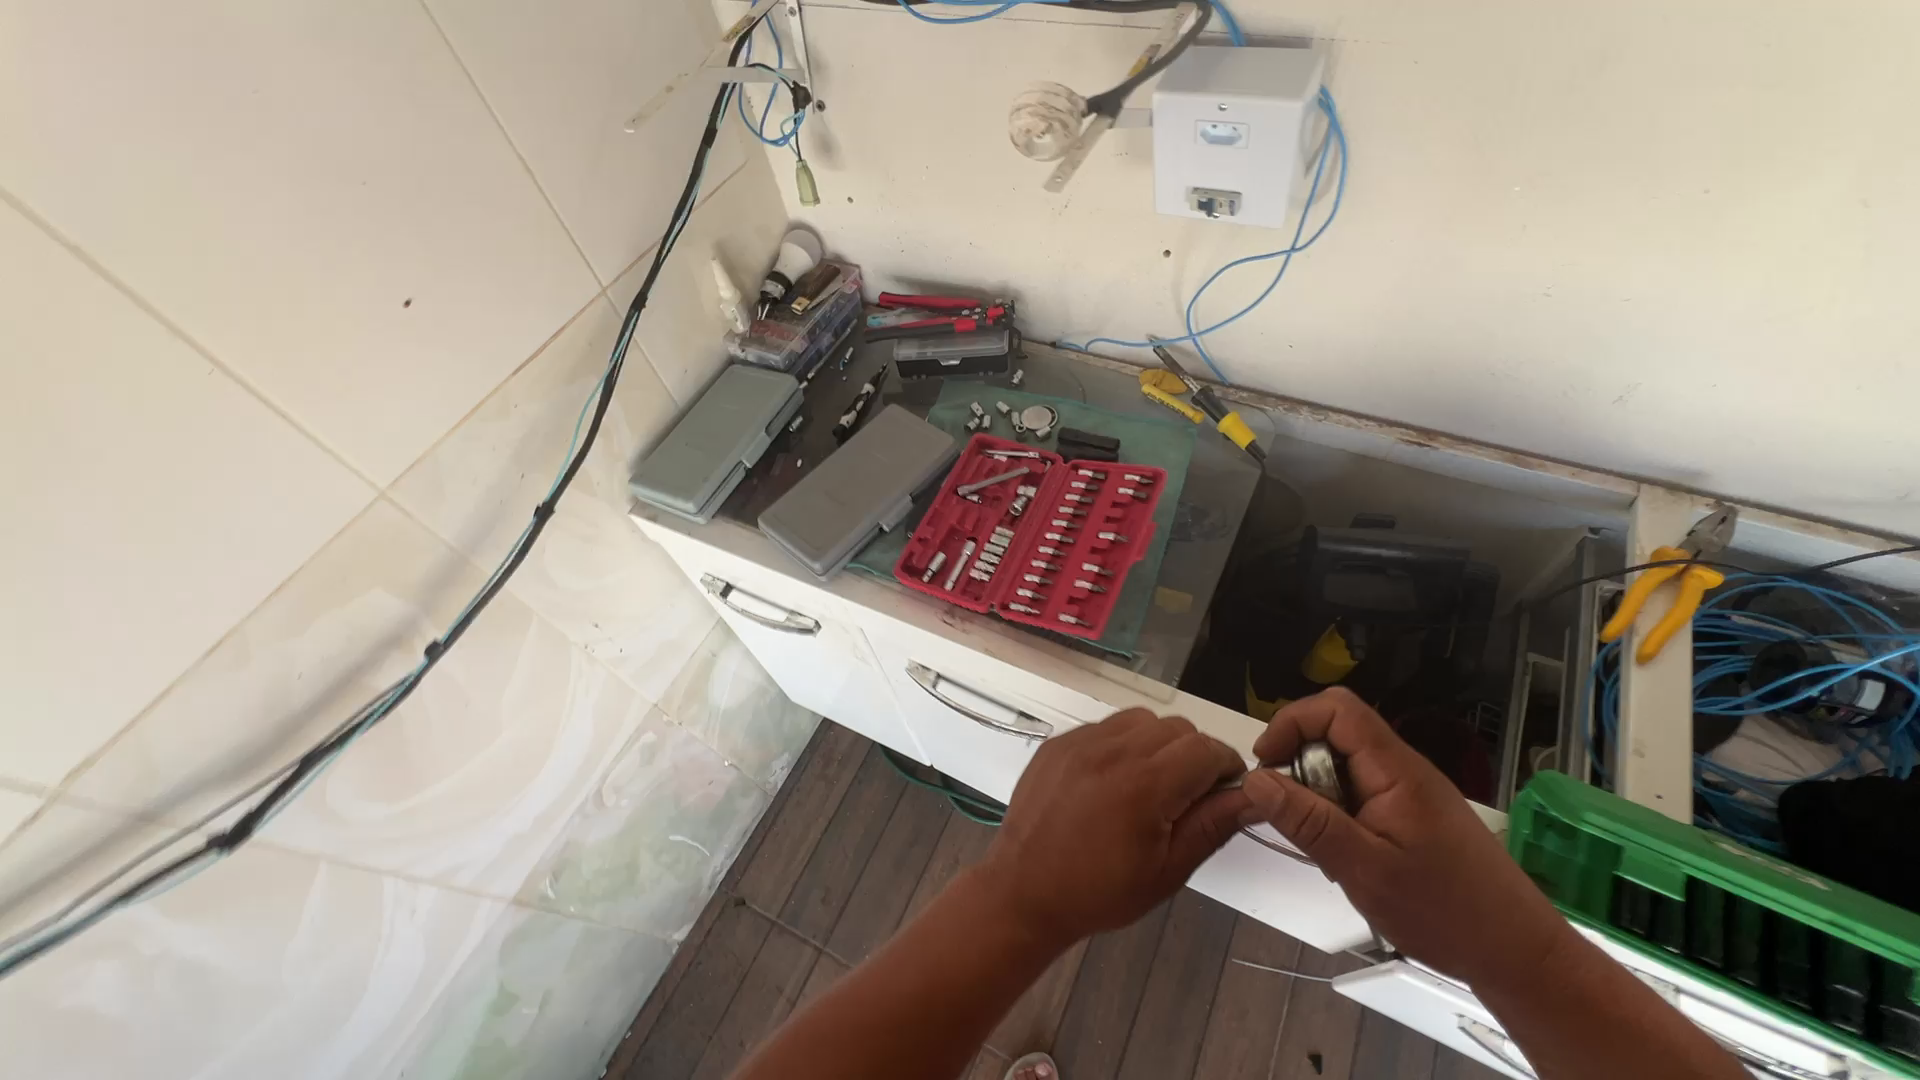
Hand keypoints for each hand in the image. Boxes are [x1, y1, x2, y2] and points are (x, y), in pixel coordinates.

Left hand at [977, 709, 1254, 945]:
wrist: (1023, 890)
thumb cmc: (1099, 891)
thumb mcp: (1167, 870)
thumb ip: (1213, 825)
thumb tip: (1255, 796)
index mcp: (1145, 783)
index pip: (1207, 748)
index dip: (1226, 767)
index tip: (1225, 792)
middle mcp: (1113, 749)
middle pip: (1177, 728)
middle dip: (1194, 755)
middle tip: (1187, 795)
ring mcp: (1081, 741)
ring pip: (1142, 720)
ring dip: (1158, 743)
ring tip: (1150, 785)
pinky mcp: (1059, 742)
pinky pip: (1105, 726)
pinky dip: (1122, 743)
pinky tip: (1114, 779)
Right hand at [1241, 689, 1568, 985]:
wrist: (1519, 955)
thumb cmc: (1444, 913)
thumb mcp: (1363, 869)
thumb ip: (1307, 822)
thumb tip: (1254, 781)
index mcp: (1395, 769)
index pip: (1336, 708)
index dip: (1291, 722)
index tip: (1266, 764)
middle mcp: (1403, 768)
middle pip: (1337, 730)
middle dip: (1298, 757)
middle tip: (1283, 805)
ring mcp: (1410, 790)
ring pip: (1345, 762)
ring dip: (1315, 788)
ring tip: (1313, 837)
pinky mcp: (1413, 814)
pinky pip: (1360, 789)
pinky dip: (1335, 808)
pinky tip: (1338, 848)